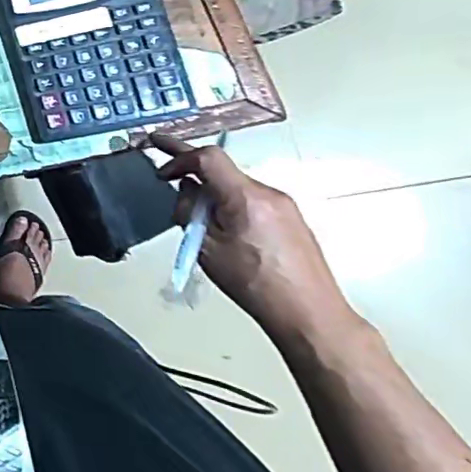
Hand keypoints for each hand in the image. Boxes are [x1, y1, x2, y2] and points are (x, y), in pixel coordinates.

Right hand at [149, 132, 357, 340]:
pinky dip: (231, 204)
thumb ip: (191, 213)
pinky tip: (224, 231)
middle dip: (192, 169)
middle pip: (222, 168)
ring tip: (199, 223)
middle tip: (166, 159)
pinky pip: (252, 199)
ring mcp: (283, 204)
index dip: (178, 156)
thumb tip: (187, 193)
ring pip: (236, 185)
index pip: (207, 157)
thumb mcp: (207, 250)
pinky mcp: (291, 218)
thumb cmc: (259, 287)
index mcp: (245, 197)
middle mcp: (268, 193)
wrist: (309, 315)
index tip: (161, 165)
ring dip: (212, 192)